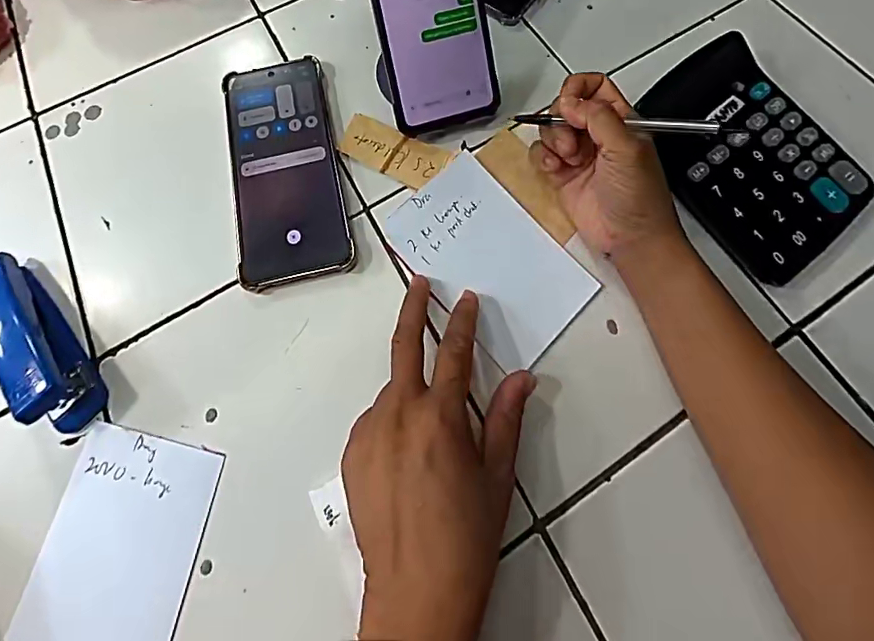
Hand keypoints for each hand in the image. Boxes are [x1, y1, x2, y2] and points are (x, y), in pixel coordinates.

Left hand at [344, 278, 534, 640]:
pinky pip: (376, 421)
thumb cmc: (465, 538)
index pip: (454, 353)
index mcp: (440, 417)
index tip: (465, 299)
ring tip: (430, 437)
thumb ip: (506, 421)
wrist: (414, 588)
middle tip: (419, 285)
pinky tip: (408, 459)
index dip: (461, 321)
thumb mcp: (498, 479)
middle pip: (404, 345)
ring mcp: (370, 428)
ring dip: (410, 392)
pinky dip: (392, 423)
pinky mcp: (352, 448)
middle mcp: (399, 412)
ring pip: (392, 392)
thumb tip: (521, 379)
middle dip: (414, 309)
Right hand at [527, 72, 684, 261]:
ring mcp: (578, 152)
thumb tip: (571, 102)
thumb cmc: (641, 200)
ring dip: (552, 141)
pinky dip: (542, 159)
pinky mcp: (561, 172)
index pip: (594, 86)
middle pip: (564, 106)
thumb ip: (599, 118)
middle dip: (560, 120)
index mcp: (620, 121)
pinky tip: (556, 170)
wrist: (630, 238)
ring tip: (568, 159)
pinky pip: (539, 153)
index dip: (577, 89)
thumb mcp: (628, 150)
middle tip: (571, 140)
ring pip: (549, 129)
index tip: (569, 106)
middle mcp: (597, 133)